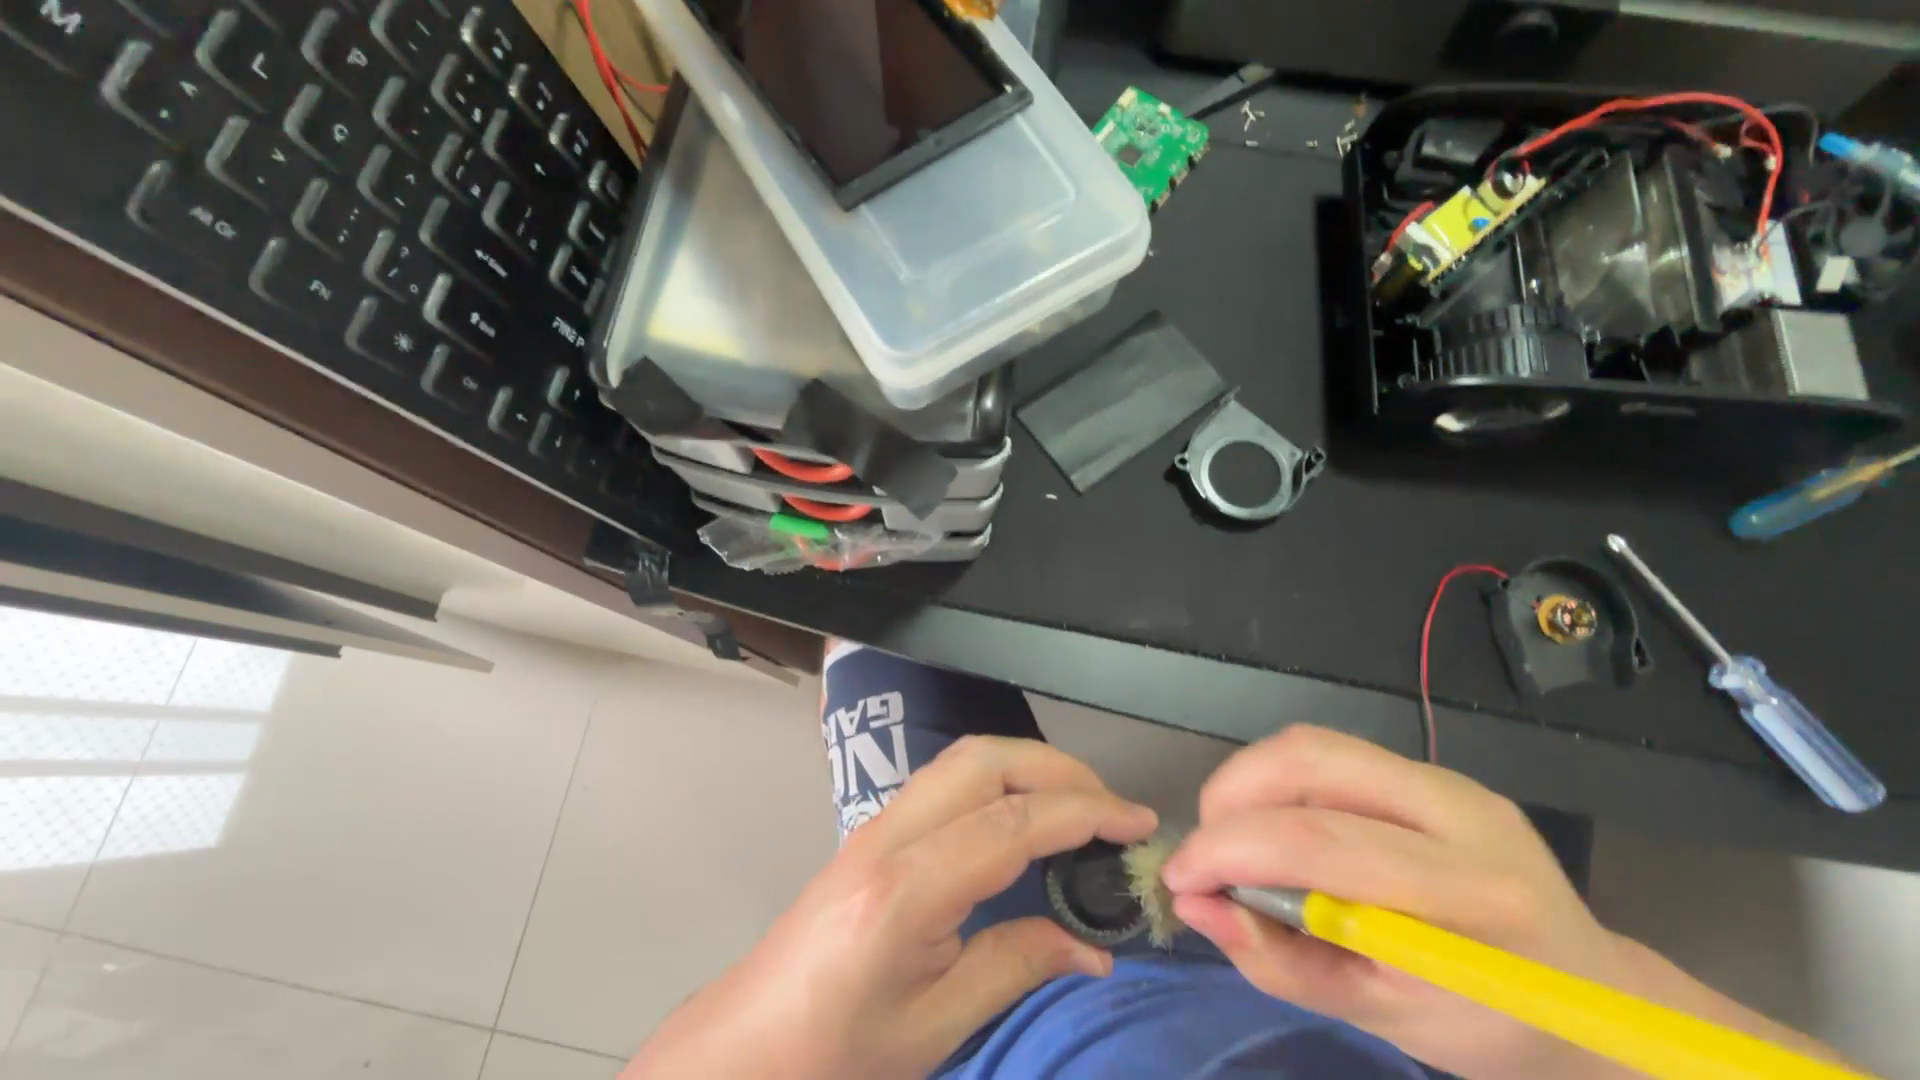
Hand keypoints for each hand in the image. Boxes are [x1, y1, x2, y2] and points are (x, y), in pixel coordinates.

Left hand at [624, 736, 1157, 1079]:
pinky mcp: (872, 830)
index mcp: (905, 890)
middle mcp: (888, 836)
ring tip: (1080, 805)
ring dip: (1029, 767)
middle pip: (985, 762)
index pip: (1011, 823)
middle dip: (1060, 771)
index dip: (1084, 814)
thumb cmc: (838, 1046)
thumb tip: (1094, 949)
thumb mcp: (935, 1026)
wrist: (751, 1037)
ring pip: (963, 759)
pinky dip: (999, 779)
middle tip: (1112, 809)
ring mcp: (875, 825)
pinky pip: (946, 780)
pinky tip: (1024, 814)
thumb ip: (1016, 969)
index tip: (1137, 823)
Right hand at [1162, 726, 1631, 1079]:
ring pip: (1314, 744)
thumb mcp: (1379, 1018)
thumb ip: (1280, 961)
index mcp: (1467, 895)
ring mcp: (1450, 782)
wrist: (1591, 999)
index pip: (1322, 844)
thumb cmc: (1487, 1027)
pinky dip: (1279, 782)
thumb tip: (1196, 905)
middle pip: (1311, 761)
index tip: (1181, 881)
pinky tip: (1278, 828)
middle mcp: (1461, 813)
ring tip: (1233, 839)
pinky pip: (1333, 753)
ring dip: (1248, 782)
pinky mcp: (1435, 772)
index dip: (1231, 852)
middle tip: (1204, 855)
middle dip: (1230, 799)